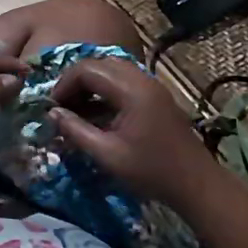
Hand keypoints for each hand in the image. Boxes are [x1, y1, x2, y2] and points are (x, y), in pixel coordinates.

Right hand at [49, 57, 212, 205]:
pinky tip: (97, 115)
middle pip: (100, 64)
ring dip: (91, 85)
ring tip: (76, 111)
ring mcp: (151, 86)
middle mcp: (142, 79)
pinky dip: (106, 91)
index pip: (87, 69)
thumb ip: (76, 131)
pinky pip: (125, 81)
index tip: (51, 107)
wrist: (195, 183)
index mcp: (130, 89)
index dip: (64, 84)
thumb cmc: (150, 171)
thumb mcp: (107, 155)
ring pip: (113, 71)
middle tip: (62, 107)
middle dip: (76, 82)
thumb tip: (52, 113)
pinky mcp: (156, 96)